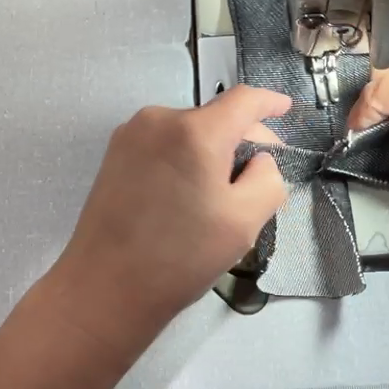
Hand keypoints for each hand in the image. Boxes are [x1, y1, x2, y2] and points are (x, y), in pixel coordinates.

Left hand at [49, 86, 288, 343]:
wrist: (104, 288)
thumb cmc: (179, 258)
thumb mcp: (244, 222)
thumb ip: (268, 178)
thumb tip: (259, 159)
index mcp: (195, 131)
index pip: (243, 100)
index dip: (269, 102)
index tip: (285, 108)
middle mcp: (161, 119)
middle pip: (216, 117)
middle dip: (242, 141)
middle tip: (258, 180)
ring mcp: (133, 132)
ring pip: (190, 131)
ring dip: (211, 152)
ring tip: (217, 198)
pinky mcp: (116, 151)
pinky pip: (165, 142)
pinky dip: (184, 158)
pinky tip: (185, 196)